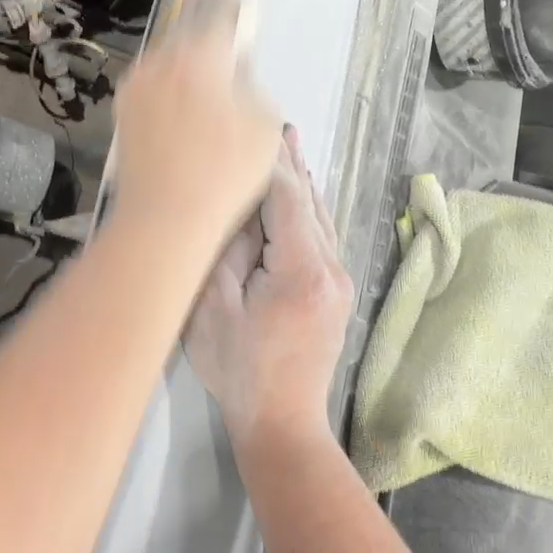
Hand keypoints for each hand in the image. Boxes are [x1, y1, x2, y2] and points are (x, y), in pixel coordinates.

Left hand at [110, 0, 279, 245]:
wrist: (163, 218)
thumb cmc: (224, 172)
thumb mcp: (263, 122)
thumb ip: (250, 79)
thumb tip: (236, 60)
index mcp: (199, 54)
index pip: (216, 4)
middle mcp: (162, 58)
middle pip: (188, 29)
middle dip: (207, 28)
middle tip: (225, 38)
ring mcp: (137, 83)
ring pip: (169, 58)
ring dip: (188, 60)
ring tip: (208, 87)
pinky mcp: (123, 108)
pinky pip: (154, 82)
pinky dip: (170, 84)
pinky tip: (183, 109)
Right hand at [184, 127, 354, 440]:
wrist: (283, 426)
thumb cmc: (239, 370)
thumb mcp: (213, 310)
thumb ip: (224, 253)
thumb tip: (233, 209)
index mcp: (302, 270)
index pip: (287, 200)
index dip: (270, 165)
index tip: (252, 133)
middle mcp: (331, 269)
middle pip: (309, 204)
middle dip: (291, 165)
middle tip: (279, 126)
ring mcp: (338, 282)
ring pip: (319, 219)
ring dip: (301, 184)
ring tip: (290, 145)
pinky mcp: (334, 294)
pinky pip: (320, 238)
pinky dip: (305, 210)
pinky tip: (298, 195)